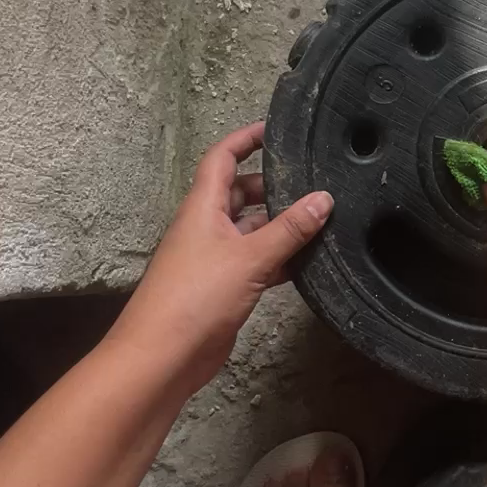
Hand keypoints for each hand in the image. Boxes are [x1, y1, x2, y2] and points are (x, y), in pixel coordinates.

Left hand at [106, 122, 332, 381]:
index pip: (223, 158)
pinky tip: (310, 261)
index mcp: (203, 207)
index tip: (276, 128)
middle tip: (315, 182)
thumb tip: (325, 198)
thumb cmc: (197, 296)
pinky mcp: (225, 286)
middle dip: (275, 186)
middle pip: (242, 193)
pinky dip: (281, 257)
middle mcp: (207, 226)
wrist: (162, 358)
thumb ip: (290, 228)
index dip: (246, 139)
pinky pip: (258, 260)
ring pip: (253, 229)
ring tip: (323, 219)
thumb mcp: (250, 257)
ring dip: (282, 225)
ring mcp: (216, 258)